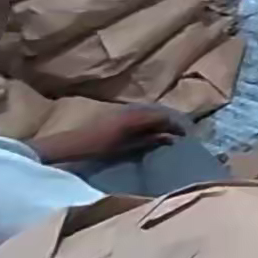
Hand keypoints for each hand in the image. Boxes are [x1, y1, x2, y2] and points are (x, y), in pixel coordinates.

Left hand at [33, 107, 183, 164]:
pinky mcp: (118, 114)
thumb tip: (171, 138)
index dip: (178, 126)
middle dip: (171, 122)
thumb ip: (151, 140)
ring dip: (161, 122)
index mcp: (137, 117)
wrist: (71, 144)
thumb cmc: (100, 148)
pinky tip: (151, 131)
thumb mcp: (129, 146)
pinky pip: (141, 114)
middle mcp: (133, 110)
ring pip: (151, 113)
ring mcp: (125, 111)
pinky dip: (150, 121)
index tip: (186, 136)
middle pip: (159, 113)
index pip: (165, 117)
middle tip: (179, 134)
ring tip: (167, 133)